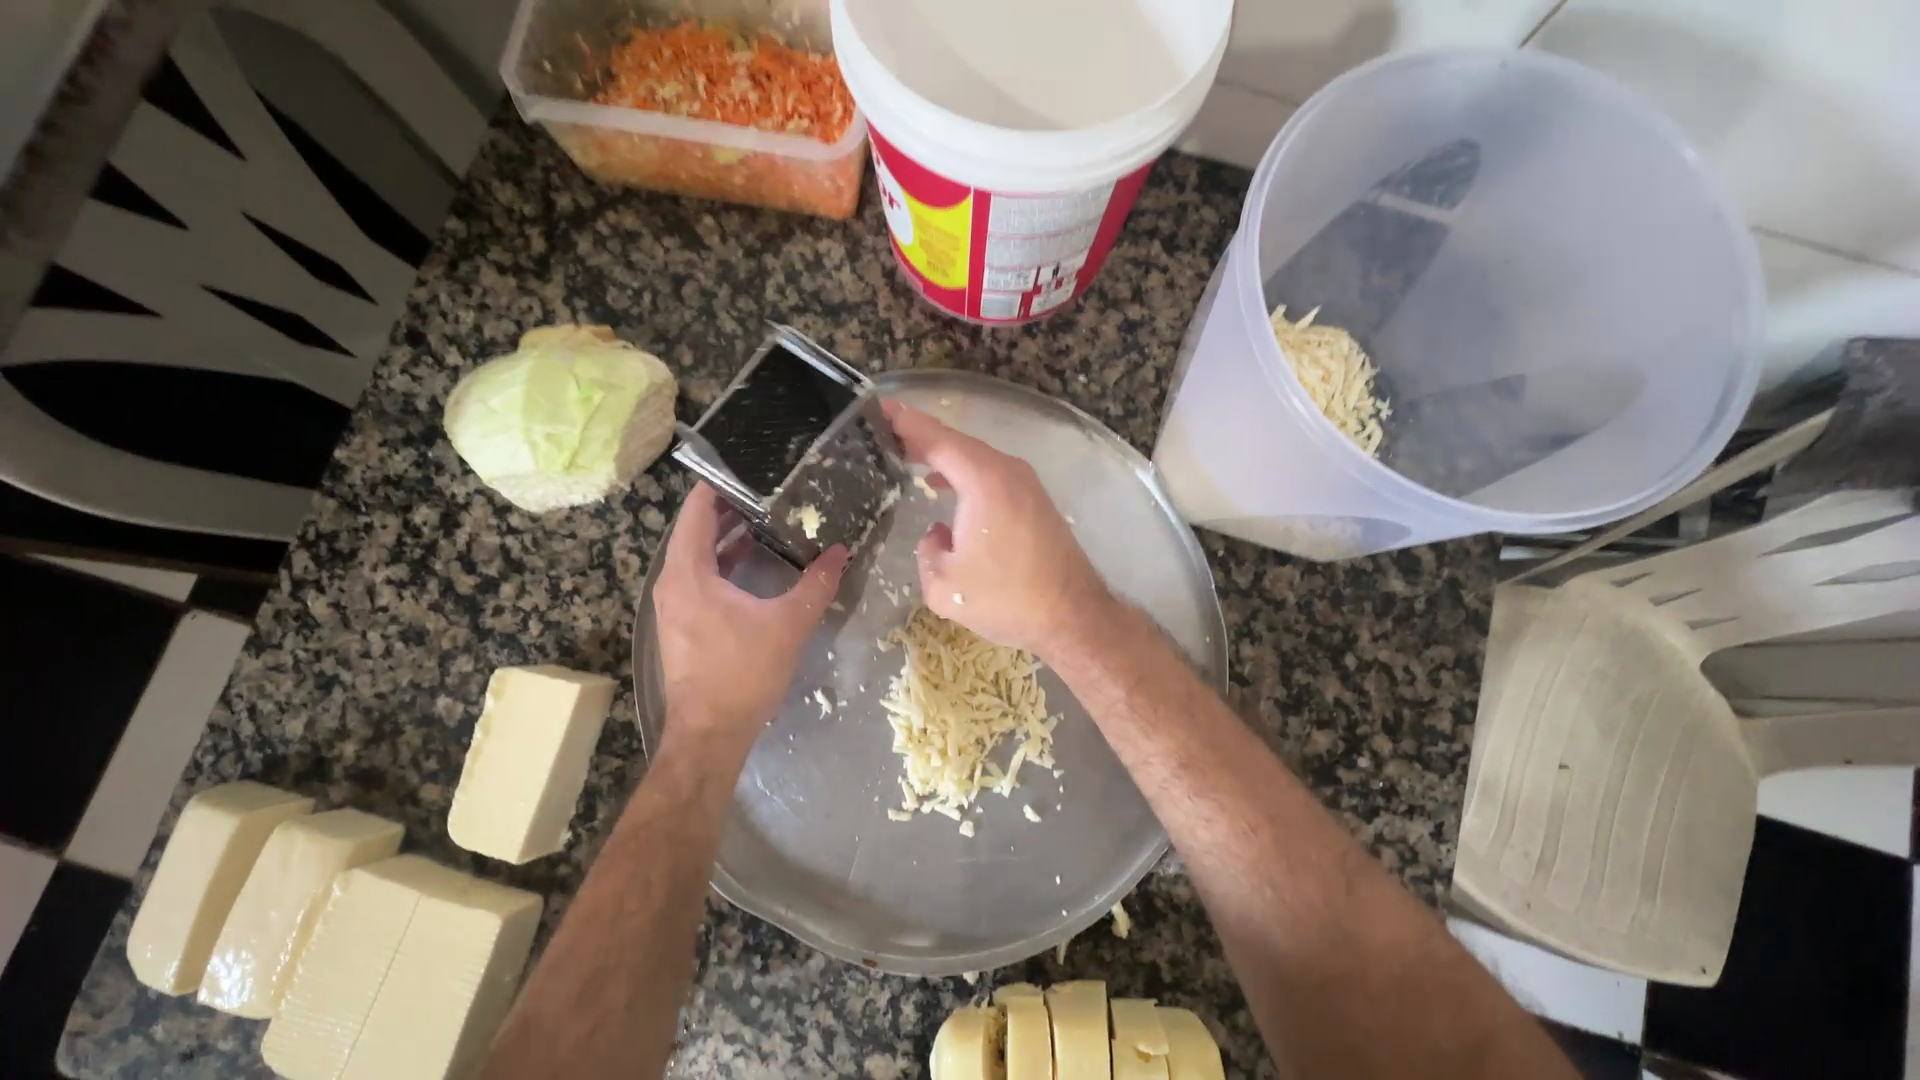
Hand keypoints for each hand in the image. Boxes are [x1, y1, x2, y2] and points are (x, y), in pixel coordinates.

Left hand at [652, 483, 847, 749]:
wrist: (710, 733)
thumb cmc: (743, 674)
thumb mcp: (788, 625)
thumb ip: (816, 585)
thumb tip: (840, 552)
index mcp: (688, 573)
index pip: (696, 510)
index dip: (718, 484)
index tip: (747, 464)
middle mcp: (672, 582)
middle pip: (695, 530)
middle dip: (728, 508)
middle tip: (767, 489)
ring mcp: (674, 605)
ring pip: (696, 555)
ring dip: (726, 537)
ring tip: (765, 518)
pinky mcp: (682, 624)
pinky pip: (699, 577)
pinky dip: (722, 563)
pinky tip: (753, 563)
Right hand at [882, 399, 1115, 658]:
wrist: (1072, 617)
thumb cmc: (1007, 600)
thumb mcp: (945, 586)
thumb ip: (927, 552)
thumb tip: (936, 534)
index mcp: (983, 482)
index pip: (936, 440)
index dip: (905, 422)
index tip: (879, 407)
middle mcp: (1007, 472)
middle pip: (958, 443)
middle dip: (922, 437)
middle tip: (886, 432)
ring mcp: (1027, 485)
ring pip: (977, 459)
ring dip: (945, 456)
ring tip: (910, 456)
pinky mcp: (1035, 501)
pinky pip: (992, 475)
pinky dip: (965, 474)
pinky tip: (948, 488)